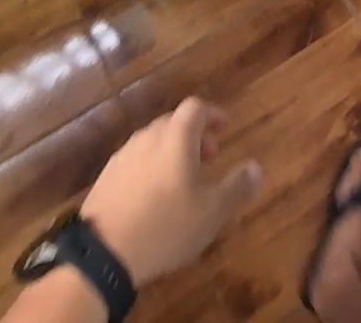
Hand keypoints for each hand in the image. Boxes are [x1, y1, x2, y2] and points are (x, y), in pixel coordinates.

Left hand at [80, 97, 262, 284]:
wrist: (104, 252)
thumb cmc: (166, 225)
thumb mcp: (211, 212)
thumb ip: (236, 187)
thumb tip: (256, 167)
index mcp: (175, 138)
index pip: (195, 108)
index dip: (212, 114)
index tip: (225, 126)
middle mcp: (148, 137)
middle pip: (173, 123)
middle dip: (194, 134)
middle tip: (209, 156)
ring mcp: (124, 155)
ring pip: (153, 141)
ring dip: (172, 150)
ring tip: (183, 178)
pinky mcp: (107, 176)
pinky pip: (136, 160)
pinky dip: (152, 165)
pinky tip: (155, 194)